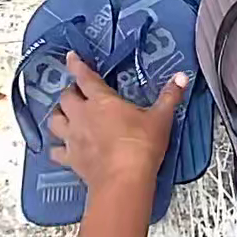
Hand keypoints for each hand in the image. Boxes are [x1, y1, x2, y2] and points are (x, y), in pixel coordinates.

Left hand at [47, 51, 186, 193]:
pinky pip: (56, 152)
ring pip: (55, 121)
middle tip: (77, 92)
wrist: (124, 180)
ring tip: (63, 114)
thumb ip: (170, 96)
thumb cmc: (141, 145)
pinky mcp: (71, 159)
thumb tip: (182, 76)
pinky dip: (56, 148)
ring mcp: (73, 138)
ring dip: (57, 115)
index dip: (76, 65)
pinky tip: (59, 148)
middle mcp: (81, 115)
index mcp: (101, 100)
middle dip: (69, 92)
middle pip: (65, 97)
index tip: (70, 56)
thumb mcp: (160, 118)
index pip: (84, 76)